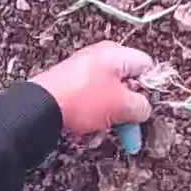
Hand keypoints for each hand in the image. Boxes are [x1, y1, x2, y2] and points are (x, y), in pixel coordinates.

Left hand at [30, 42, 153, 135]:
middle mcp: (99, 60)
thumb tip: (144, 109)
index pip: (146, 68)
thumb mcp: (121, 104)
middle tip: (130, 136)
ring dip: (109, 121)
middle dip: (128, 114)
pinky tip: (87, 134)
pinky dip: (91, 120)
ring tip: (101, 133)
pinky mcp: (69, 90)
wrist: (40, 108)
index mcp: (115, 54)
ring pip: (108, 101)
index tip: (146, 111)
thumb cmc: (80, 99)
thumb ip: (140, 106)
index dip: (150, 91)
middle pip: (126, 88)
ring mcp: (83, 74)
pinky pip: (89, 106)